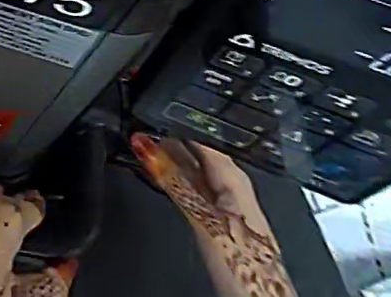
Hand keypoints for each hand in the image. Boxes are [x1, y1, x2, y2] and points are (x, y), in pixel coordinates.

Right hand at [131, 134, 293, 296]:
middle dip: (170, 144)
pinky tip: (165, 185)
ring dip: (171, 165)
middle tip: (142, 134)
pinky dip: (177, 186)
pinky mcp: (222, 230)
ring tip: (146, 153)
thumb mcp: (202, 218)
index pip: (200, 138)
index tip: (147, 119)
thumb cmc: (248, 270)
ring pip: (195, 177)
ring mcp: (228, 211)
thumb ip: (172, 181)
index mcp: (234, 178)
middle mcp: (234, 190)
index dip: (173, 125)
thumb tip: (145, 146)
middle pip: (197, 157)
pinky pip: (195, 196)